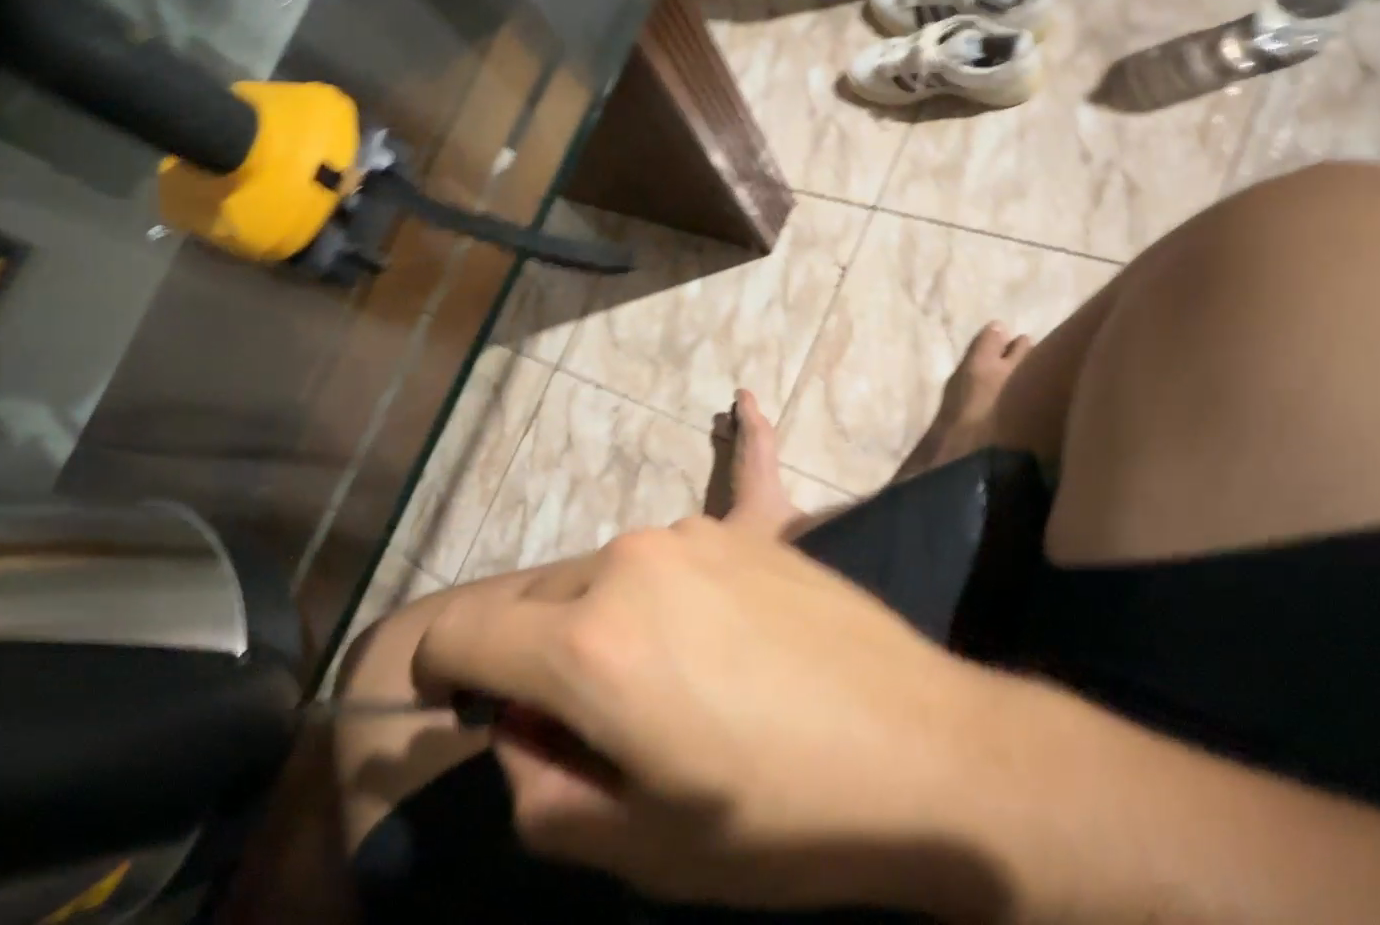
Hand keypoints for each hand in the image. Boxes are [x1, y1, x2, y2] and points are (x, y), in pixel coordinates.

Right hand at [412, 516, 1012, 908]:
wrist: (936, 756)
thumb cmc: (784, 821)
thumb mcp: (640, 849)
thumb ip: (539, 793)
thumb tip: (519, 733)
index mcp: (586, 645)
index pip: (456, 636)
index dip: (443, 679)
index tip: (474, 711)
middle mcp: (624, 564)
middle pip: (527, 606)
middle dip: (530, 662)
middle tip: (595, 729)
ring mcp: (688, 534)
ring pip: (596, 580)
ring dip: (597, 628)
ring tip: (672, 689)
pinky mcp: (743, 530)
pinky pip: (664, 559)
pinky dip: (655, 596)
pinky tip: (722, 606)